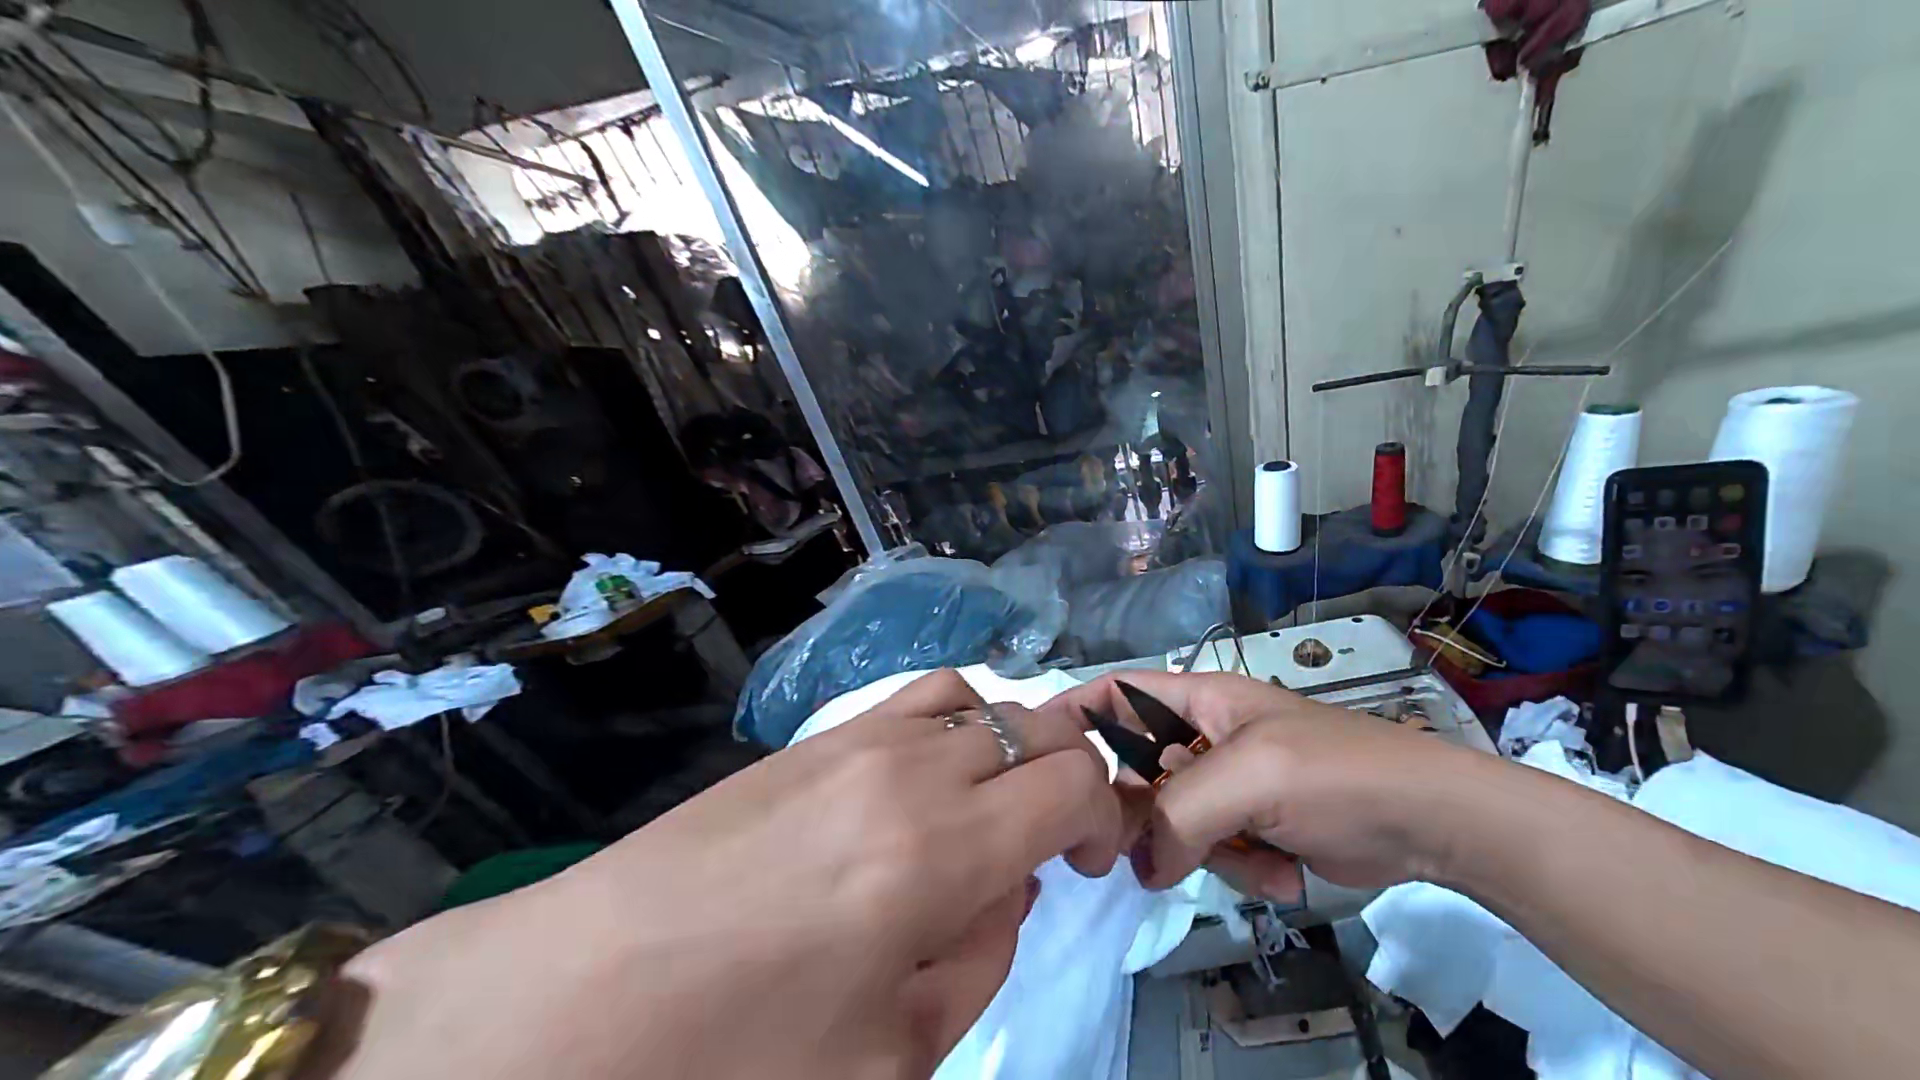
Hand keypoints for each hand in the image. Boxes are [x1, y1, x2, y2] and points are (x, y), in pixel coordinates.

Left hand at [309, 670, 1124, 1079]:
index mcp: (940, 848)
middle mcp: (909, 766)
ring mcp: (856, 736)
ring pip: (976, 698)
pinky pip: (913, 699)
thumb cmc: (735, 1059)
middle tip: (1042, 843)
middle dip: (1064, 778)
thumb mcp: (893, 1053)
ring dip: (1007, 743)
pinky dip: (951, 722)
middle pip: (1034, 728)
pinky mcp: (814, 735)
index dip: (1102, 815)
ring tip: (986, 805)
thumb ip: (980, 953)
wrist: (572, 997)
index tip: (1086, 863)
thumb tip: (1009, 882)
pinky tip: (925, 778)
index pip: (1073, 780)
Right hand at [1036, 670, 1491, 901]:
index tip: (1041, 752)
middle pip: (1136, 772)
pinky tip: (1283, 875)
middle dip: (1143, 814)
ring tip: (1257, 861)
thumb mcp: (1248, 776)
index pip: (1117, 692)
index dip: (1076, 711)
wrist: (1433, 824)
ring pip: (1170, 822)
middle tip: (1145, 851)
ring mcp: (1226, 785)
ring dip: (1205, 851)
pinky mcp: (1250, 827)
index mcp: (1197, 700)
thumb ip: (1178, 814)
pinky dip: (1240, 869)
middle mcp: (1202, 738)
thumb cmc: (1335, 773)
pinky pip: (1209, 851)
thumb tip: (1140, 864)